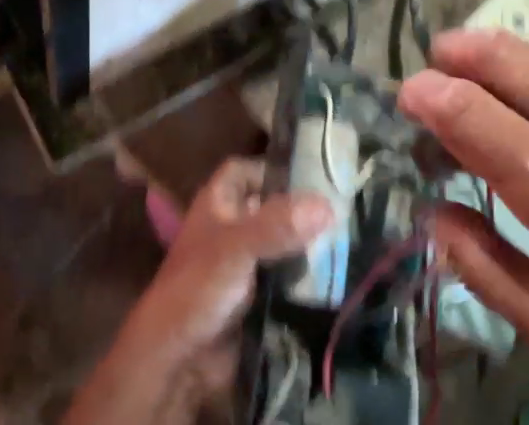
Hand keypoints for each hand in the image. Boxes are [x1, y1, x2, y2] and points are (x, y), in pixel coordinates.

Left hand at [67, 160, 333, 424]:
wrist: (177, 361)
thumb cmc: (196, 290)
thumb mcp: (234, 249)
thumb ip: (276, 225)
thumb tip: (327, 206)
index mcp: (216, 207)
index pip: (243, 171)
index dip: (270, 168)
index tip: (311, 173)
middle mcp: (231, 231)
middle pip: (270, 209)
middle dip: (302, 211)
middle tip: (346, 210)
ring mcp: (245, 266)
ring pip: (283, 245)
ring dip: (310, 247)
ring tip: (351, 242)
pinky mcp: (258, 300)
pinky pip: (289, 281)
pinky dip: (308, 279)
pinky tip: (339, 277)